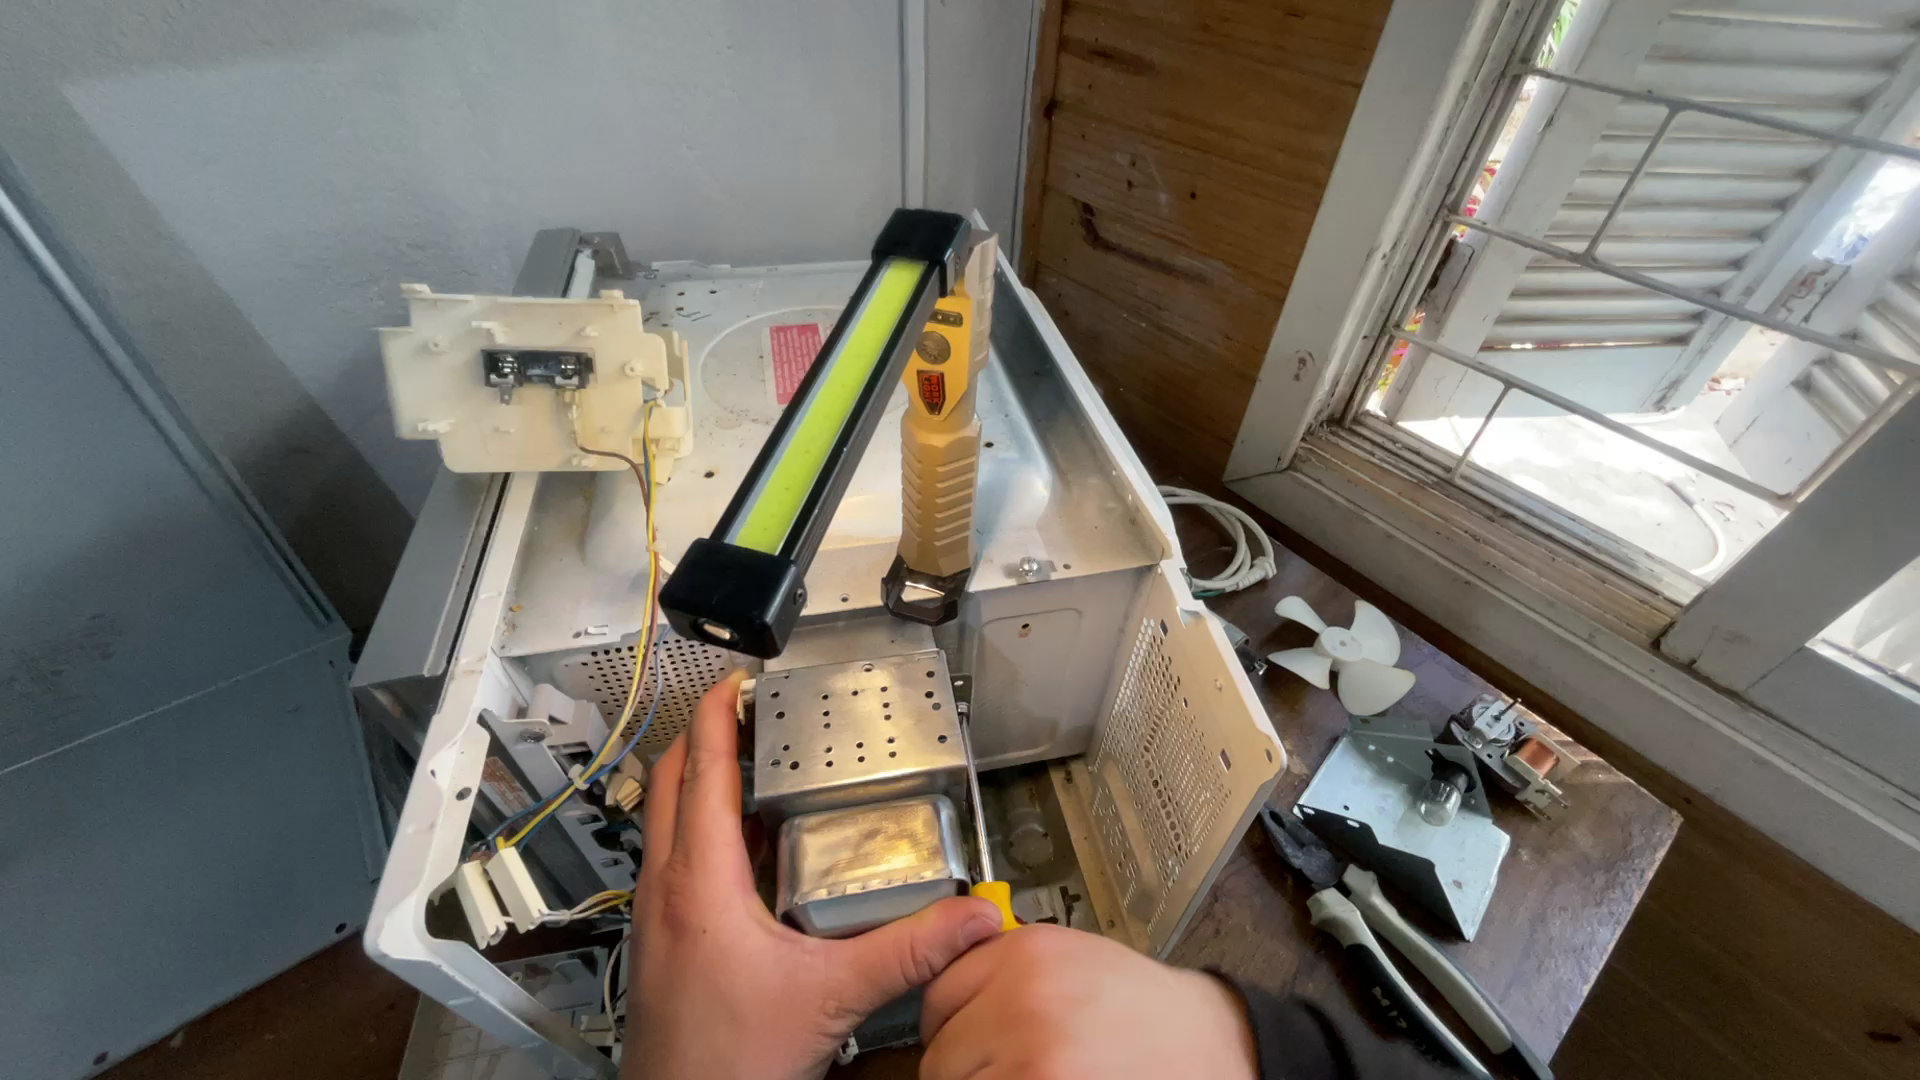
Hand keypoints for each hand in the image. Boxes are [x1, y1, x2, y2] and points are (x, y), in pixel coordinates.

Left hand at [624, 670, 1003, 1079]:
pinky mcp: (664, 933)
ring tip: (751, 758)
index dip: (718, 715)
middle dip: (706, 733)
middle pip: (672, 780)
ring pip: (667, 815)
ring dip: (701, 776)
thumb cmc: (726, 1066)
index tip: (735, 680)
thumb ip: (908, 952)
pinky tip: (747, 843)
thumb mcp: (832, 997)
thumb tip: (967, 920)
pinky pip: (677, 854)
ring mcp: (659, 911)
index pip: (704, 770)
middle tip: (745, 708)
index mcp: (700, 881)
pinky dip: (705, 823)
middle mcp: (668, 886)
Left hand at [920, 923, 1257, 1079]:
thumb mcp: (1065, 955)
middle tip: (994, 1066)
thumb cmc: (1136, 1004)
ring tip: (1023, 1074)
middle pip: (942, 1050)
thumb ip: (1005, 965)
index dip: (947, 1022)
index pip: (938, 993)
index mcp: (1023, 953)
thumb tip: (951, 992)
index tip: (961, 1036)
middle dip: (962, 1065)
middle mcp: (1020, 1000)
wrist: (1203, 1044)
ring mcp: (1030, 1060)